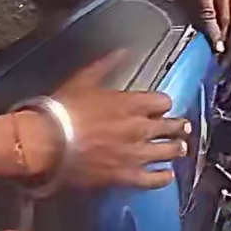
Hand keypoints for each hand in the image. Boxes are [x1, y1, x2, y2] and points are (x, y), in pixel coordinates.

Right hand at [16, 52, 189, 189]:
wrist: (49, 143)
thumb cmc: (63, 110)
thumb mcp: (84, 79)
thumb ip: (106, 65)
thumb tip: (122, 51)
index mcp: (132, 103)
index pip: (163, 101)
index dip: (163, 104)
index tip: (161, 106)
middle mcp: (140, 128)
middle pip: (171, 127)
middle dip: (177, 126)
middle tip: (181, 127)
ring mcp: (136, 153)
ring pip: (167, 152)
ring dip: (175, 149)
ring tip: (179, 149)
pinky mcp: (127, 176)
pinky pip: (154, 179)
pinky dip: (163, 177)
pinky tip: (167, 175)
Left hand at [174, 0, 230, 51]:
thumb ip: (182, 5)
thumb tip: (187, 25)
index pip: (210, 17)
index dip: (213, 36)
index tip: (216, 49)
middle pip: (225, 18)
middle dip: (222, 34)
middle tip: (218, 46)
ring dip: (228, 26)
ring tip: (222, 35)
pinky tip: (224, 17)